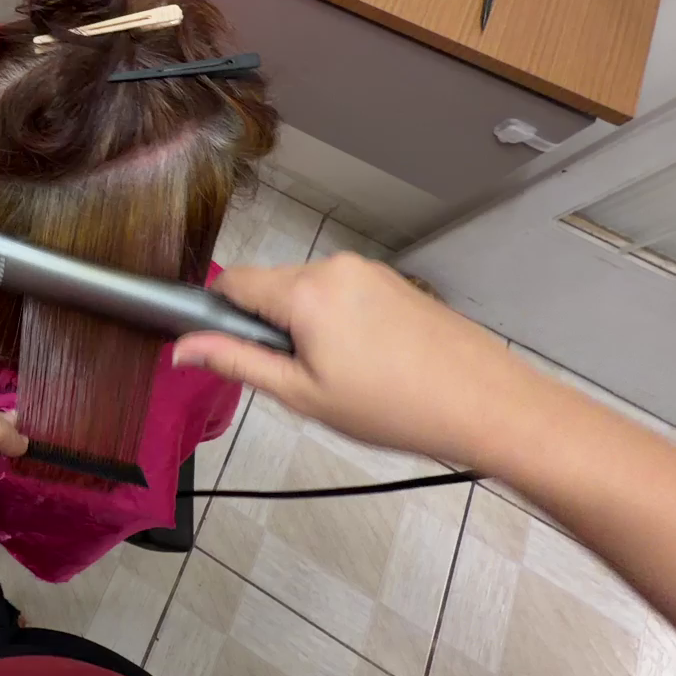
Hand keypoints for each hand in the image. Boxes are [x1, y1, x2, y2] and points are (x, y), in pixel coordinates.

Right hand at [172, 253, 537, 465]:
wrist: (498, 409)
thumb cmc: (392, 408)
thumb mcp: (301, 394)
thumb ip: (234, 362)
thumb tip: (177, 348)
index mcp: (303, 291)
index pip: (230, 281)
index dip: (221, 313)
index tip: (242, 350)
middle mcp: (331, 266)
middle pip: (267, 284)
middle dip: (266, 320)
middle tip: (300, 371)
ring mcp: (366, 269)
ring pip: (301, 287)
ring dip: (300, 318)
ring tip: (339, 367)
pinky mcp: (392, 279)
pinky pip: (336, 288)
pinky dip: (333, 314)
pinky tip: (366, 355)